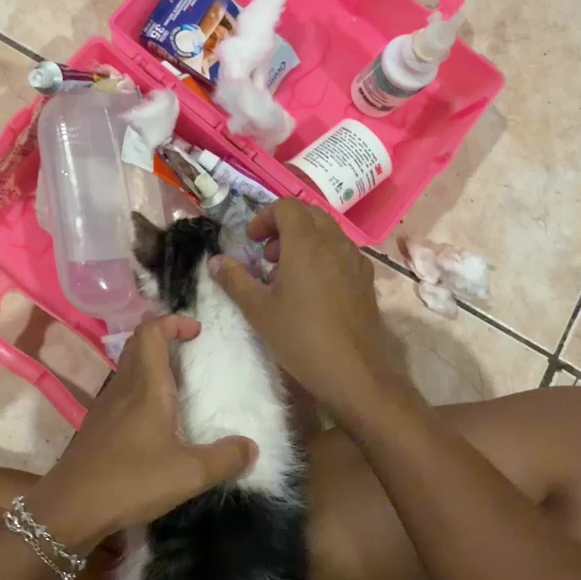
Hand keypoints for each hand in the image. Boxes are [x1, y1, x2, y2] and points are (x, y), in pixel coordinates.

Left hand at [27, 315, 256, 551]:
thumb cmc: (131, 481)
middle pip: (137, 345)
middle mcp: (123, 388)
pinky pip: (122, 393)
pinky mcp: (97, 426)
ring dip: (151, 365)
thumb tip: (250, 447)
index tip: (196, 331)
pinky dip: (141, 390)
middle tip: (189, 351)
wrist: (71, 507)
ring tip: (179, 386)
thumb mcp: (189, 474)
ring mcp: (106, 406)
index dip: (172, 322)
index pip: (151, 332)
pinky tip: (156, 421)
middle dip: (163, 338)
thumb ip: (225, 458)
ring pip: (128, 368)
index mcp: (146, 387)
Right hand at [211, 199, 421, 428]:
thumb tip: (215, 261)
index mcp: (306, 243)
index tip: (251, 243)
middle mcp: (335, 242)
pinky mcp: (365, 279)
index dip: (264, 217)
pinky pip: (341, 252)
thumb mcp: (258, 309)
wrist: (355, 373)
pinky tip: (311, 290)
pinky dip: (322, 256)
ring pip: (327, 232)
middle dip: (283, 227)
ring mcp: (355, 260)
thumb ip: (235, 280)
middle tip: (265, 257)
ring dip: (303, 241)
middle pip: (309, 214)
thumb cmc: (300, 337)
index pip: (286, 206)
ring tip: (285, 275)